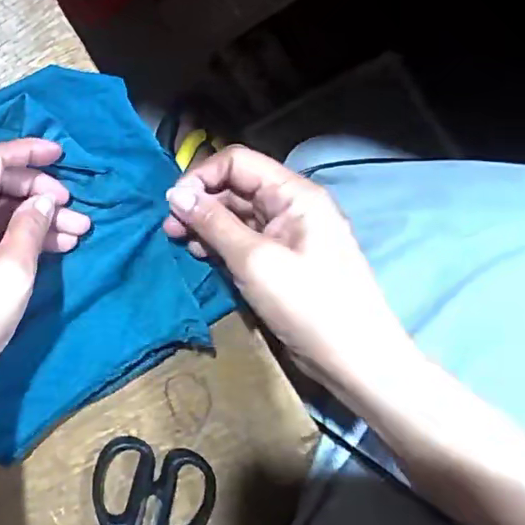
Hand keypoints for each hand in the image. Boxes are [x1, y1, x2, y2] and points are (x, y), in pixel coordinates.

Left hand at [0, 138, 92, 387]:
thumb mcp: (14, 268)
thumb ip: (32, 225)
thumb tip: (46, 200)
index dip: (27, 151)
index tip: (60, 154)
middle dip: (40, 190)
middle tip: (73, 207)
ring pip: (2, 208)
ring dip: (39, 215)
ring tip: (77, 231)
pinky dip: (25, 232)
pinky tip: (58, 244)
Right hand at [163, 146, 409, 391]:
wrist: (355, 362)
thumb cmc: (308, 305)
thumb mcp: (254, 261)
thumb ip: (213, 223)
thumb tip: (175, 194)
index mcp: (293, 193)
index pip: (238, 162)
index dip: (202, 176)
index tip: (174, 204)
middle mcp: (290, 206)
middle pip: (235, 186)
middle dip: (200, 202)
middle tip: (170, 229)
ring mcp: (287, 233)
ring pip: (237, 214)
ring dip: (206, 224)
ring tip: (180, 243)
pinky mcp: (281, 259)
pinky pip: (244, 239)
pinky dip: (220, 243)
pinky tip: (201, 255)